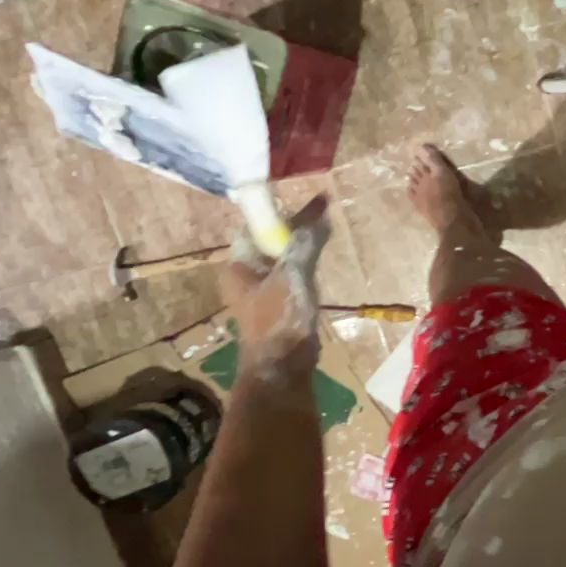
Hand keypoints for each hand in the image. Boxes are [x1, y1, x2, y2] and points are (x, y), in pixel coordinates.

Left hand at [220, 193, 329, 369]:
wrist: (283, 365)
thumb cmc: (279, 317)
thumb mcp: (293, 274)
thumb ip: (305, 242)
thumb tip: (321, 213)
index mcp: (238, 265)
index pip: (256, 226)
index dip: (279, 212)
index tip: (305, 201)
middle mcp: (247, 275)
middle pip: (272, 241)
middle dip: (295, 227)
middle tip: (323, 210)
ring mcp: (264, 290)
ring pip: (285, 258)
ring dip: (304, 245)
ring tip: (326, 228)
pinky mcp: (281, 303)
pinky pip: (295, 274)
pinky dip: (308, 263)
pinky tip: (323, 257)